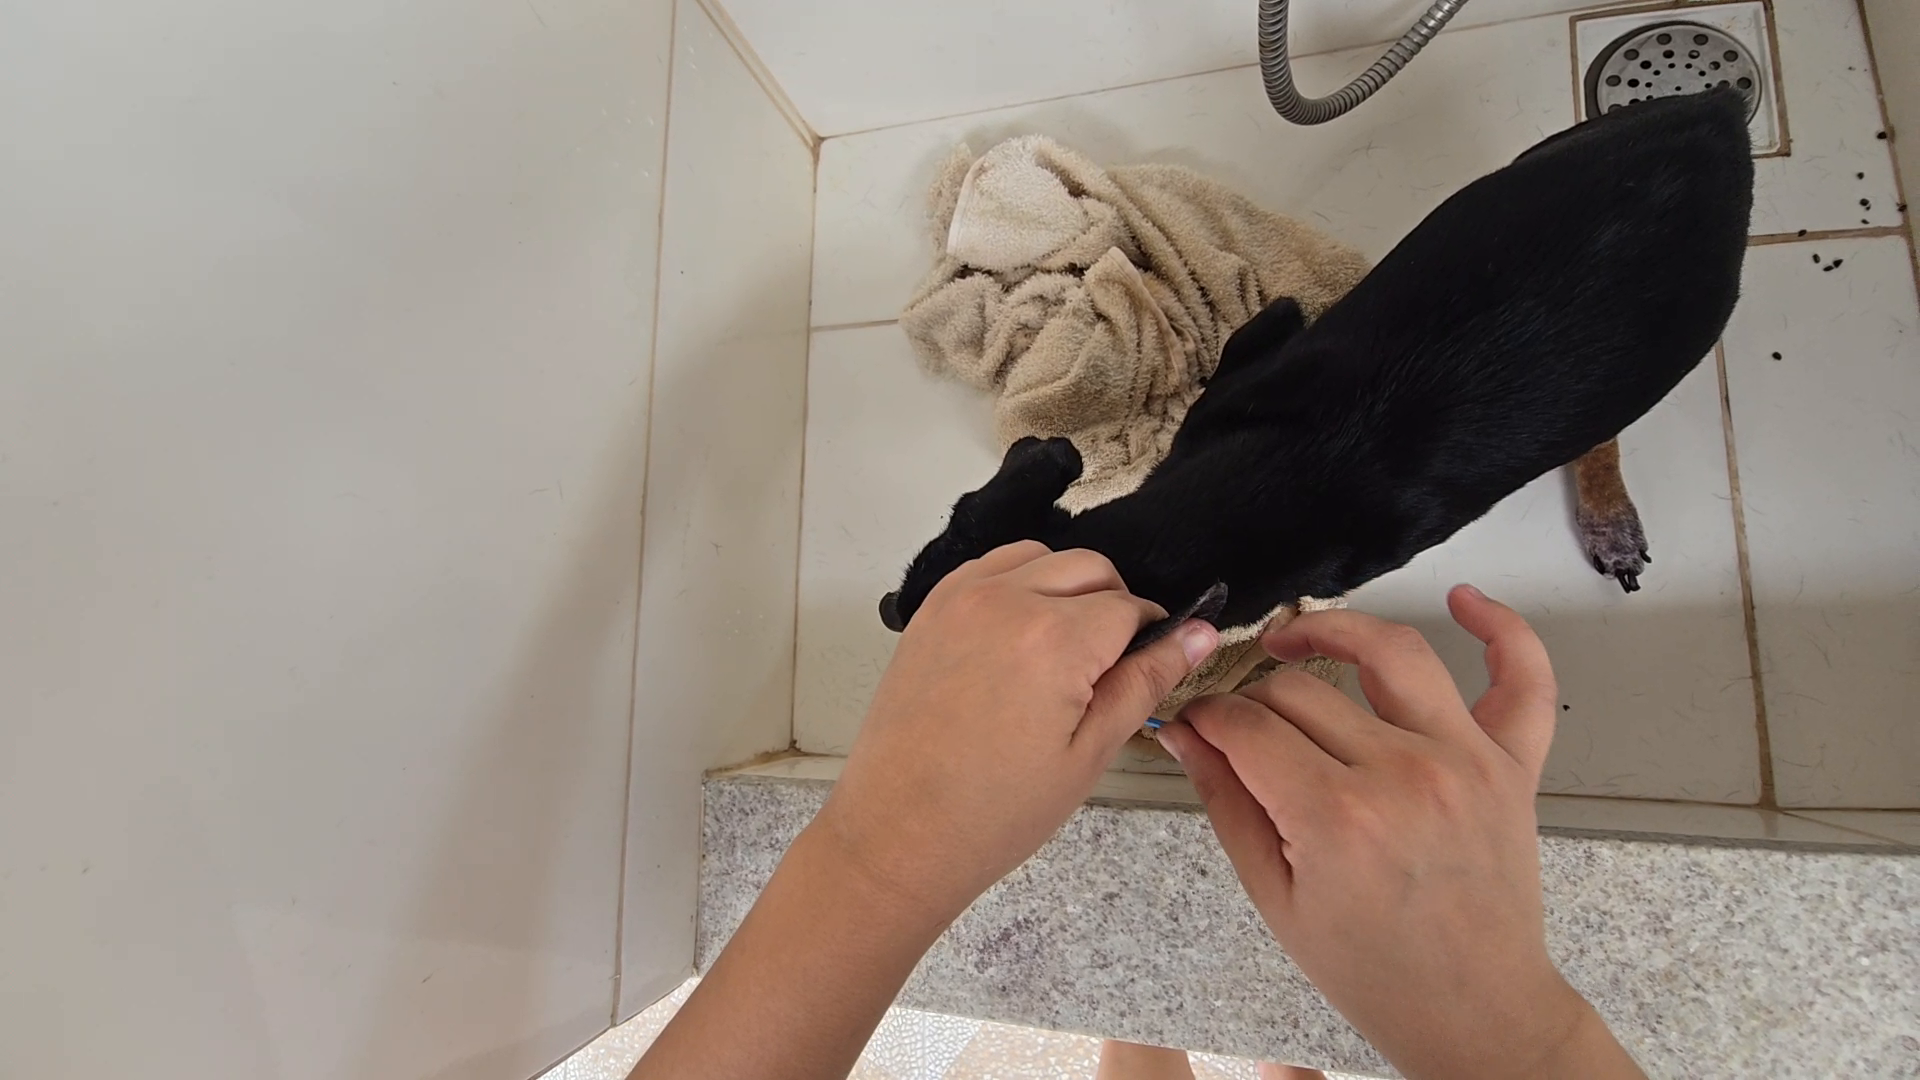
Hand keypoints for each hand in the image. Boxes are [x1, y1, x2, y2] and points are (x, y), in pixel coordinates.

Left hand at [813, 540, 1218, 927]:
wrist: (897, 831)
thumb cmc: (996, 811)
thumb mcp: (1089, 753)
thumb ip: (1146, 681)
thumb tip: (1199, 632)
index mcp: (1054, 638)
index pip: (1129, 606)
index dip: (1150, 633)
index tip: (1148, 662)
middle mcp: (1006, 598)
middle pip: (1090, 567)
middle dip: (1114, 603)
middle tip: (1107, 662)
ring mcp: (962, 596)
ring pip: (1041, 555)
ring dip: (1066, 585)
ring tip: (1062, 646)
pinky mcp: (932, 606)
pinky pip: (992, 566)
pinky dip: (1019, 581)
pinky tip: (1020, 632)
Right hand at [1158, 586, 1642, 1079]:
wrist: (1477, 1015)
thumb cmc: (1363, 965)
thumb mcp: (1269, 890)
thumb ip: (1222, 797)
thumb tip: (1179, 728)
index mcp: (1335, 817)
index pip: (1245, 724)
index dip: (1207, 715)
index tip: (1194, 722)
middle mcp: (1403, 773)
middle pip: (1298, 689)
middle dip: (1250, 696)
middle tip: (1235, 720)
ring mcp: (1466, 761)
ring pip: (1389, 652)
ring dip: (1331, 628)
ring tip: (1292, 639)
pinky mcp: (1512, 765)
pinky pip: (1521, 682)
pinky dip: (1503, 632)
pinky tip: (1466, 599)